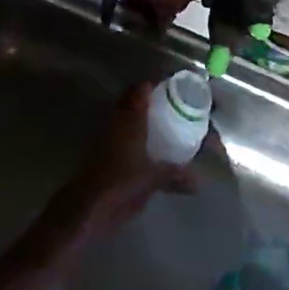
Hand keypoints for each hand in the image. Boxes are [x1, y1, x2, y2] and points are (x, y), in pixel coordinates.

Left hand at [53, 82, 200, 238]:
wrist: (91, 203)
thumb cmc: (124, 183)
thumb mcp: (154, 179)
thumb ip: (175, 176)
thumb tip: (198, 182)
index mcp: (130, 121)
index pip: (138, 92)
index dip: (149, 86)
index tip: (163, 86)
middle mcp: (116, 121)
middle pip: (126, 99)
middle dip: (140, 97)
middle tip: (159, 101)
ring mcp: (105, 134)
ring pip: (119, 113)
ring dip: (131, 112)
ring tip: (150, 119)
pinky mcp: (99, 149)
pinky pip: (114, 131)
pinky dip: (125, 130)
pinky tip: (137, 143)